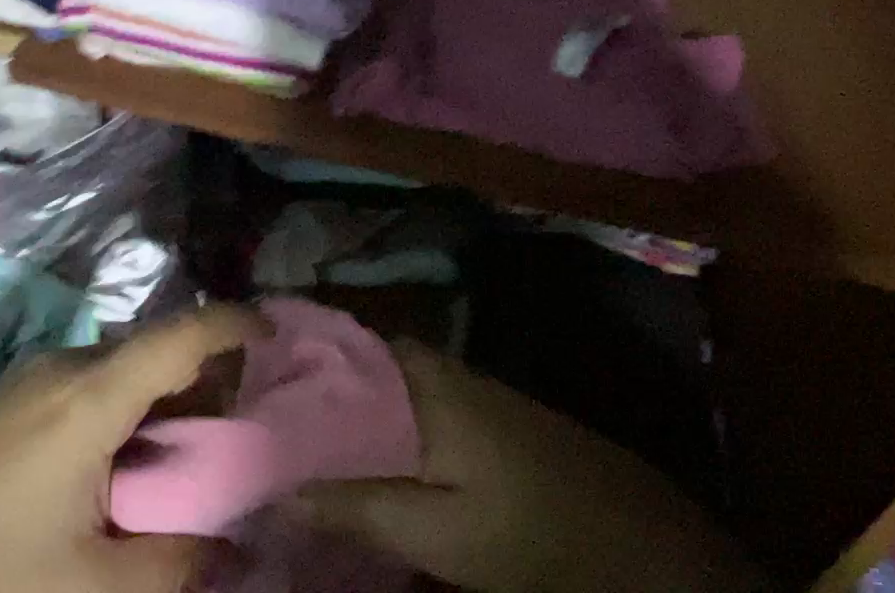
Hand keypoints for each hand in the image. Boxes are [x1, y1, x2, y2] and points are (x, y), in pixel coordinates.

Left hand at [0, 304, 267, 592]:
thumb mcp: (95, 586)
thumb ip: (179, 560)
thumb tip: (237, 541)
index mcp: (89, 395)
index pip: (181, 335)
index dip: (235, 325)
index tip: (276, 333)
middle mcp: (56, 367)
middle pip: (148, 354)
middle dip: (197, 382)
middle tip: (233, 427)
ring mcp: (16, 382)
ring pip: (109, 374)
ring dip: (150, 404)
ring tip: (173, 459)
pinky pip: (72, 391)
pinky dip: (110, 416)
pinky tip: (107, 472)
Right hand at [291, 341, 761, 592]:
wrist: (644, 547)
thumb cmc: (533, 530)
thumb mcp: (440, 531)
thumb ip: (358, 507)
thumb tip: (277, 492)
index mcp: (426, 382)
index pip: (345, 347)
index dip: (296, 360)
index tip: (250, 381)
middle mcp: (443, 374)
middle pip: (360, 370)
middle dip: (314, 393)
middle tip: (263, 421)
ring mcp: (468, 398)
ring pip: (386, 394)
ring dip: (345, 416)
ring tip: (297, 444)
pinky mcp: (485, 426)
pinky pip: (412, 416)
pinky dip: (380, 434)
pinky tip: (363, 466)